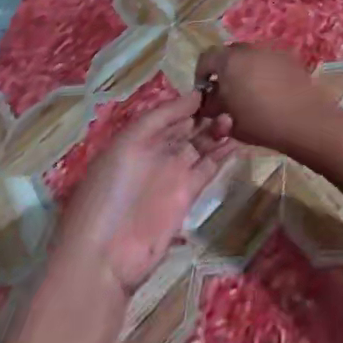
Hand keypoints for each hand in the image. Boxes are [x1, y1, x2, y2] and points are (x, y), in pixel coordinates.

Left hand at [57, 92, 235, 291]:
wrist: (105, 255)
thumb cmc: (110, 191)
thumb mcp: (129, 142)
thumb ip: (162, 116)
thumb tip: (195, 95)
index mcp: (136, 138)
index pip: (168, 113)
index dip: (188, 101)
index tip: (212, 87)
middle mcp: (156, 153)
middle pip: (186, 128)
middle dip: (206, 114)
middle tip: (230, 101)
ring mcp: (172, 174)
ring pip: (199, 146)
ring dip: (216, 132)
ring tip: (235, 118)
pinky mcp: (187, 195)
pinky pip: (208, 168)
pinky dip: (222, 155)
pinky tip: (237, 142)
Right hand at [194, 44, 335, 151]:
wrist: (304, 120)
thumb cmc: (259, 121)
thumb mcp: (227, 119)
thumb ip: (213, 107)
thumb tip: (208, 102)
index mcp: (229, 60)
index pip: (206, 58)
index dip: (201, 74)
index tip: (203, 92)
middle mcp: (249, 49)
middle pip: (229, 55)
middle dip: (224, 72)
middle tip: (225, 94)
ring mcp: (271, 52)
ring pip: (250, 58)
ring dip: (244, 72)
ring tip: (248, 95)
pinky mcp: (289, 59)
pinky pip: (268, 62)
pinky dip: (264, 73)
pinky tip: (269, 93)